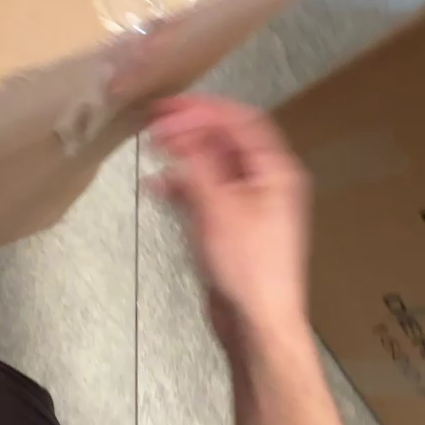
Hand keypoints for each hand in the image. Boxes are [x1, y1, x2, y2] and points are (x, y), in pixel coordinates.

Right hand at [147, 94, 310, 348]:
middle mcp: (262, 182)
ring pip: (211, 166)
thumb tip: (177, 131)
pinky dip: (181, 185)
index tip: (168, 106)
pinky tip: (157, 186)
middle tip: (153, 124)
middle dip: (190, 129)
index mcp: (273, 171)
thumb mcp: (219, 208)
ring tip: (151, 150)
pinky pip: (203, 193)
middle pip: (224, 141)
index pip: (240, 122)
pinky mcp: (227, 226)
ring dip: (182, 156)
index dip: (205, 109)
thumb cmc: (247, 266)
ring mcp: (245, 204)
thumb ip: (197, 165)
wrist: (255, 319)